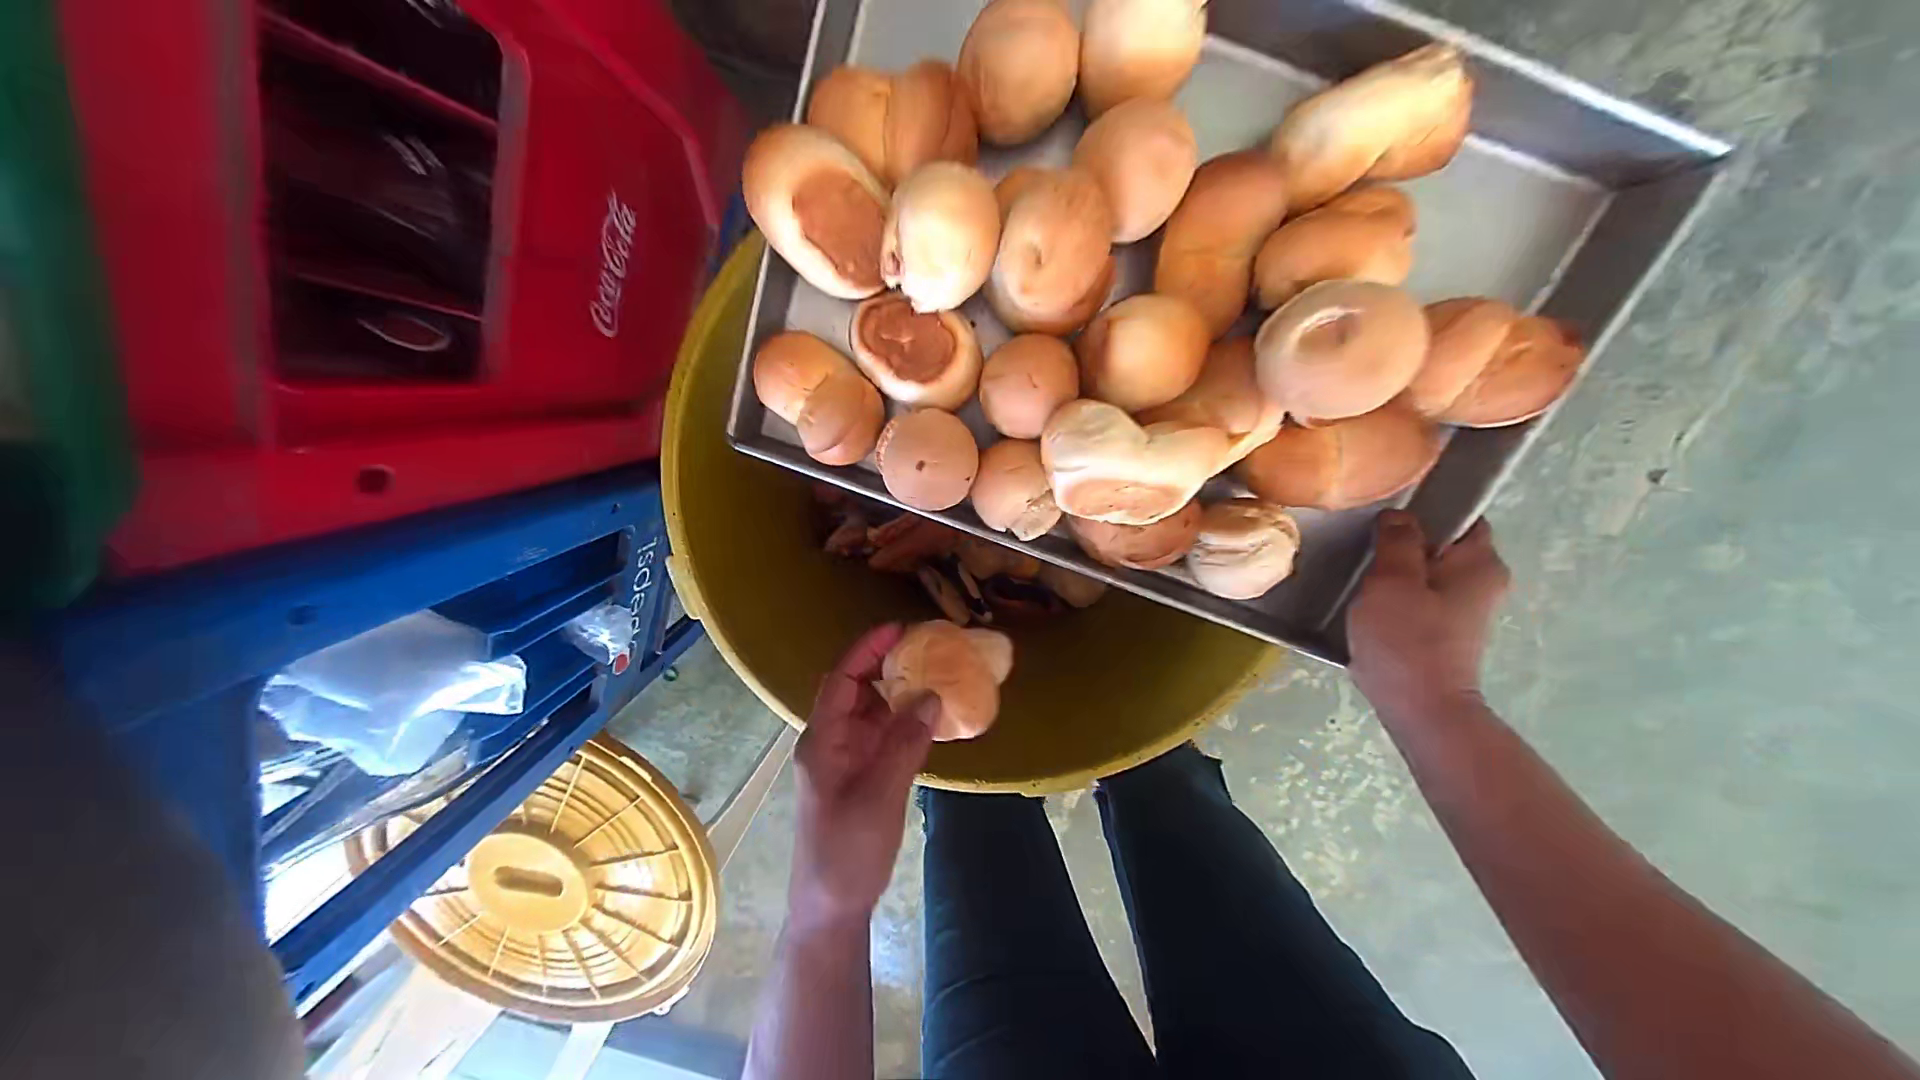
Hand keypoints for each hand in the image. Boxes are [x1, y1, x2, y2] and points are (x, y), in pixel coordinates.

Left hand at [789, 623, 937, 927]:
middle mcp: (832, 741)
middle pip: (856, 689)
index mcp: (823, 741)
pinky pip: (883, 735)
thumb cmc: (845, 853)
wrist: (831, 907)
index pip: (841, 679)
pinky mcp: (862, 774)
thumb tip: (932, 697)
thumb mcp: (879, 797)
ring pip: (872, 711)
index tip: (900, 630)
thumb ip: (905, 745)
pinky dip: (905, 721)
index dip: (866, 650)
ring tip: (935, 673)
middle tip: (928, 649)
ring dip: (899, 692)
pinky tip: (930, 716)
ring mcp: (846, 758)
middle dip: (887, 665)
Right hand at [1347, 510, 1510, 720]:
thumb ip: (1396, 541)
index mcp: (1481, 562)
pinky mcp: (1443, 630)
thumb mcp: (1391, 579)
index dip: (1423, 513)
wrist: (1417, 704)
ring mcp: (1463, 609)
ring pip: (1425, 571)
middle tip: (1364, 550)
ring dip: (1395, 572)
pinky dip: (1396, 596)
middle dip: (1402, 544)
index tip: (1384, 521)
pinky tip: (1371, 607)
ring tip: (1362, 579)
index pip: (1459, 516)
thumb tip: (1399, 515)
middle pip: (1439, 544)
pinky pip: (1418, 597)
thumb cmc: (1406, 638)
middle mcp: (1483, 581)